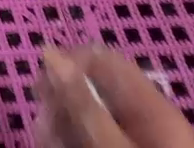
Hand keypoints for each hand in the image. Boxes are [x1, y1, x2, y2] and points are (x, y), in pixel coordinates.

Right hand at [35, 47, 193, 147]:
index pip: (102, 59)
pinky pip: (92, 138)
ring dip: (60, 126)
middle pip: (90, 88)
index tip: (41, 90)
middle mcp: (145, 119)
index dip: (68, 65)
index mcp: (152, 108)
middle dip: (59, 103)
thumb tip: (50, 54)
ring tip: (47, 144)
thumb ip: (83, 103)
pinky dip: (71, 141)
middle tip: (43, 128)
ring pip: (86, 116)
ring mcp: (137, 143)